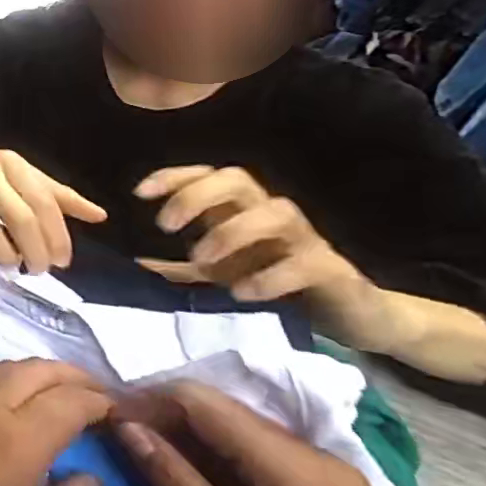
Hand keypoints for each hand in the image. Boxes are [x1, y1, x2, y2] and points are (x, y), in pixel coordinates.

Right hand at [0, 136, 106, 273]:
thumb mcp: (24, 174)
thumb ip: (59, 196)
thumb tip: (100, 216)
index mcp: (12, 163)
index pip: (43, 202)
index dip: (57, 235)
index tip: (63, 260)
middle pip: (19, 218)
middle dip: (35, 251)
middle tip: (40, 268)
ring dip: (5, 256)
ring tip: (12, 262)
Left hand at [0, 360, 110, 485]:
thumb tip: (92, 480)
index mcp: (20, 437)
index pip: (71, 402)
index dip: (100, 402)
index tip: (119, 410)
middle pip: (46, 370)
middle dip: (78, 377)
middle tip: (100, 395)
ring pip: (21, 364)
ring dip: (51, 371)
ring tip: (69, 389)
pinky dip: (25, 373)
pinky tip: (29, 393)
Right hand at [114, 382, 442, 485]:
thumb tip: (130, 431)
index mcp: (287, 458)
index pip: (201, 399)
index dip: (149, 399)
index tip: (107, 417)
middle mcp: (306, 446)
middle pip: (222, 411)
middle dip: (168, 418)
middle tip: (123, 441)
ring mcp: (325, 466)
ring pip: (242, 432)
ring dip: (194, 439)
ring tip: (153, 461)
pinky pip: (266, 457)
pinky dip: (226, 462)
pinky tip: (205, 485)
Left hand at [134, 166, 395, 352]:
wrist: (346, 311)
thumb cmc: (273, 279)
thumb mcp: (221, 272)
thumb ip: (182, 267)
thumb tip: (139, 262)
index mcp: (242, 206)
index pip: (207, 174)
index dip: (173, 176)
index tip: (139, 192)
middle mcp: (270, 209)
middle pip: (237, 180)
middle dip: (197, 195)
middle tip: (164, 224)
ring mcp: (302, 236)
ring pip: (272, 213)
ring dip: (230, 232)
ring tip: (200, 259)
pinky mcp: (327, 267)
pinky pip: (301, 262)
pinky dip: (268, 275)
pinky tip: (240, 292)